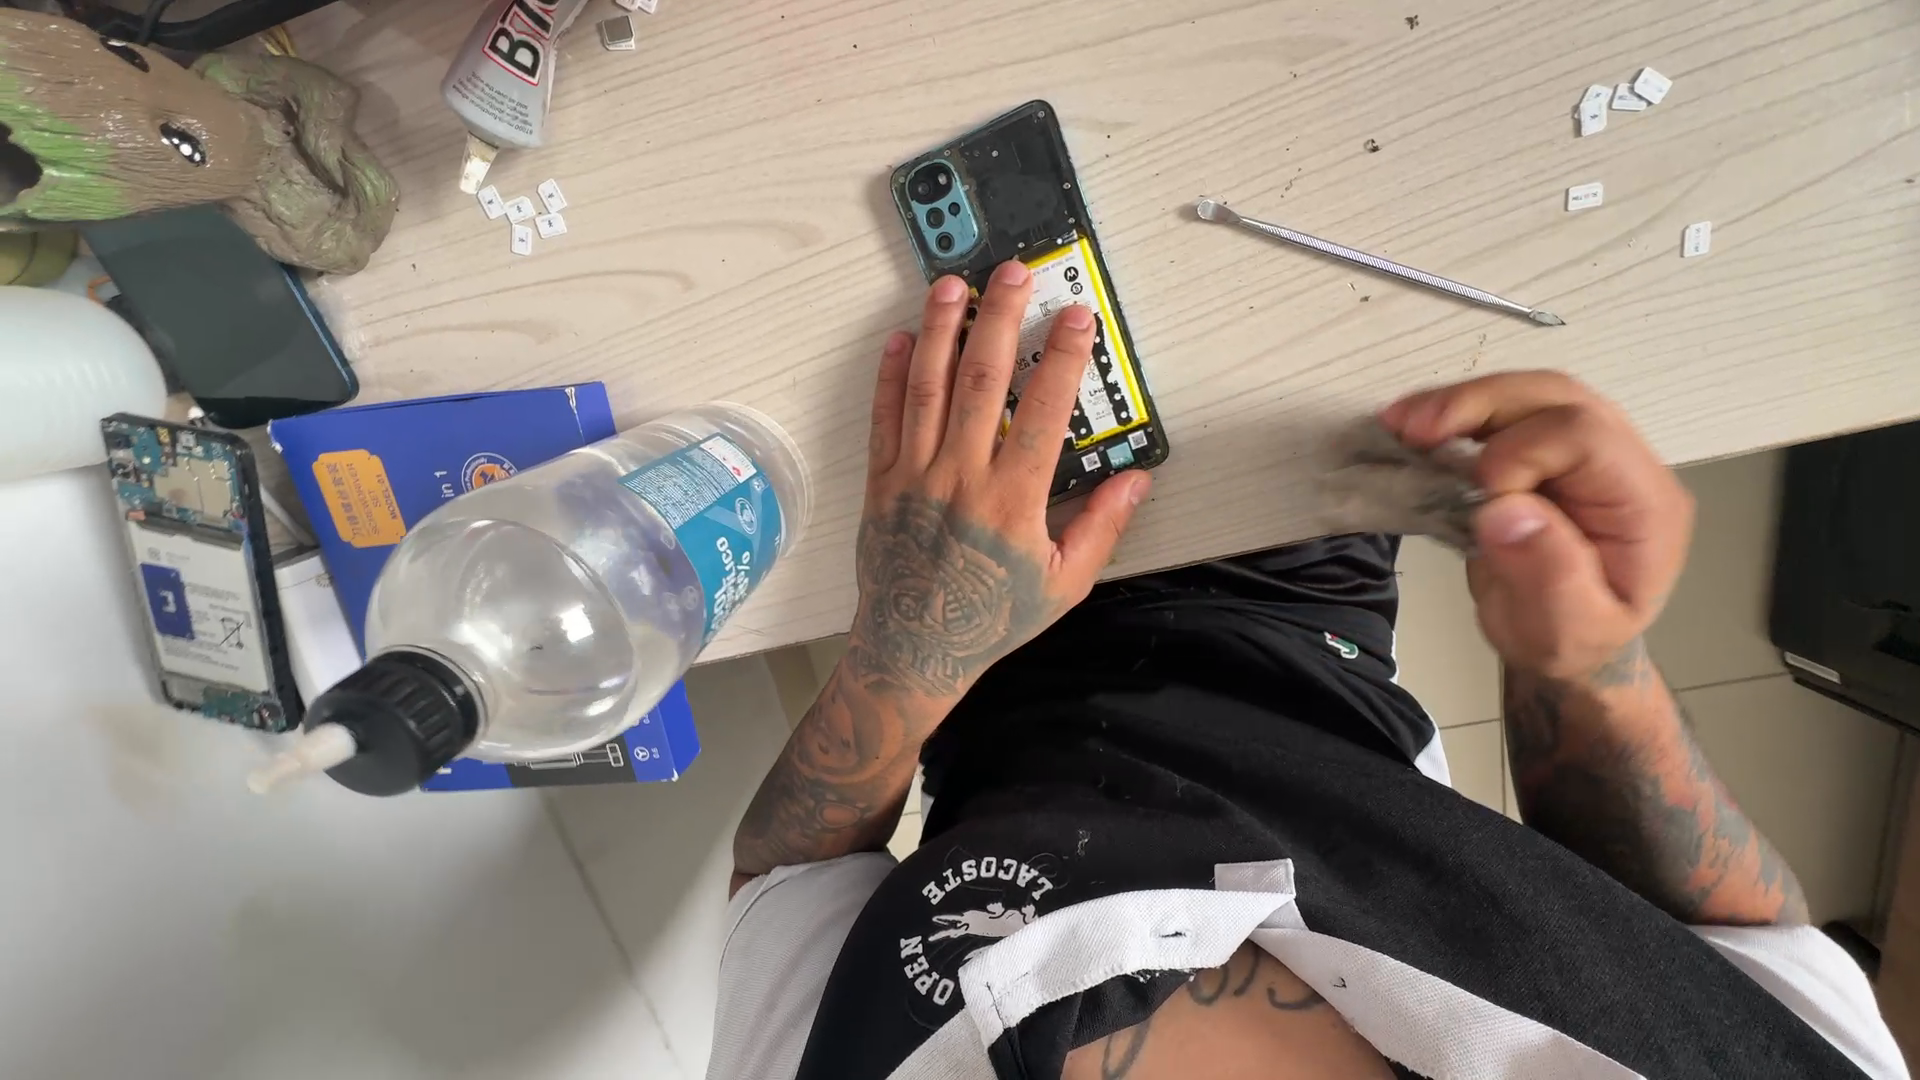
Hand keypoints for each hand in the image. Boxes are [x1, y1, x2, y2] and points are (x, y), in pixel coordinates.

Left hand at [853, 262, 1152, 702]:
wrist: (915, 648)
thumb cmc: (991, 620)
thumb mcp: (1063, 584)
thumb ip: (1101, 529)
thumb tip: (1137, 481)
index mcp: (1013, 499)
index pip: (1044, 411)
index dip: (1064, 357)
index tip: (1076, 315)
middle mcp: (961, 476)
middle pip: (982, 380)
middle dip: (1000, 318)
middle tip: (1012, 272)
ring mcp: (915, 475)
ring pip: (927, 387)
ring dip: (939, 331)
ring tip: (950, 285)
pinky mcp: (881, 483)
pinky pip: (884, 419)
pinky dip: (888, 376)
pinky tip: (897, 340)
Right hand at [1378, 372, 1692, 680]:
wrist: (1560, 642)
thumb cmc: (1566, 640)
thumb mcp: (1563, 628)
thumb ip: (1546, 573)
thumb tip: (1502, 508)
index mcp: (1641, 502)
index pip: (1583, 436)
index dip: (1517, 454)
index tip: (1473, 499)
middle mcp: (1620, 463)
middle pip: (1556, 397)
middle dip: (1478, 405)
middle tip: (1412, 430)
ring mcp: (1580, 454)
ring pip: (1526, 394)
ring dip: (1458, 403)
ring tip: (1401, 423)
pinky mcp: (1539, 454)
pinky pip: (1501, 413)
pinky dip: (1451, 414)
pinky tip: (1411, 428)